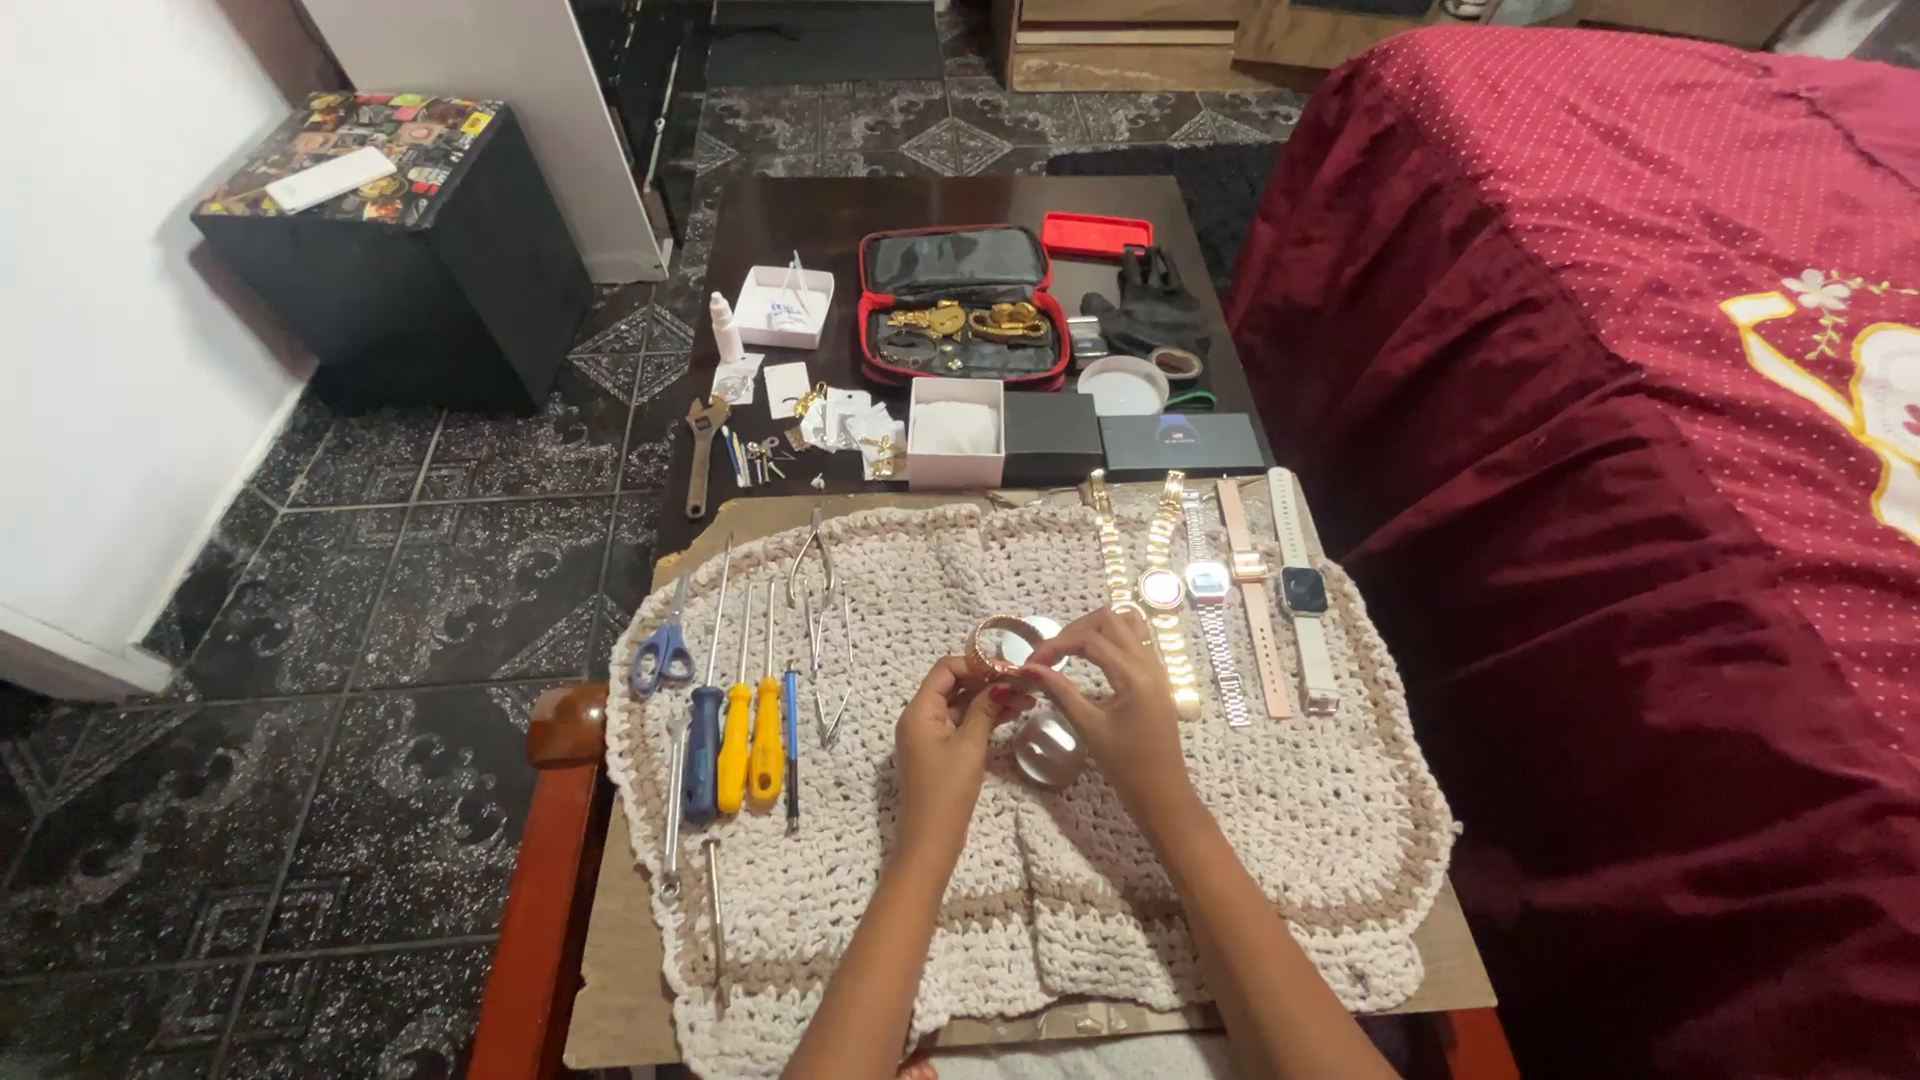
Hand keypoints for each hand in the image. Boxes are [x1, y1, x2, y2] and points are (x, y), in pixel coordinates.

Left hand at [892, 658, 1034, 873]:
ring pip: (962, 704)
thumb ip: (984, 710)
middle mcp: (921, 717)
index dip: (976, 664)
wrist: (931, 842)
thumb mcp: (969, 747)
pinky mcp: (942, 750)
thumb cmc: (947, 792)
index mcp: (919, 711)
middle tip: (1023, 682)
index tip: (1008, 669)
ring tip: (1027, 698)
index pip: (946, 669)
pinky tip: (1013, 713)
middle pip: (955, 684)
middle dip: (988, 680)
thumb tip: (1002, 682)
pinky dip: (985, 717)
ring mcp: (931, 735)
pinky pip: (964, 723)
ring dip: (991, 699)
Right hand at [1019, 608, 1196, 820]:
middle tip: (1050, 655)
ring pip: (1125, 623)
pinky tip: (1092, 657)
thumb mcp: (1089, 727)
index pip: (1089, 640)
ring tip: (1070, 650)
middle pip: (1109, 619)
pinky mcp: (1155, 675)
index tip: (1031, 663)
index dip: (1055, 644)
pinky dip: (1110, 638)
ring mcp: (1156, 666)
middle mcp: (1150, 662)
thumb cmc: (1126, 765)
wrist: (1162, 792)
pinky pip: (1135, 639)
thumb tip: (1030, 669)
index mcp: (1135, 675)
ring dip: (1094, 629)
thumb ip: (1060, 692)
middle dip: (1073, 630)